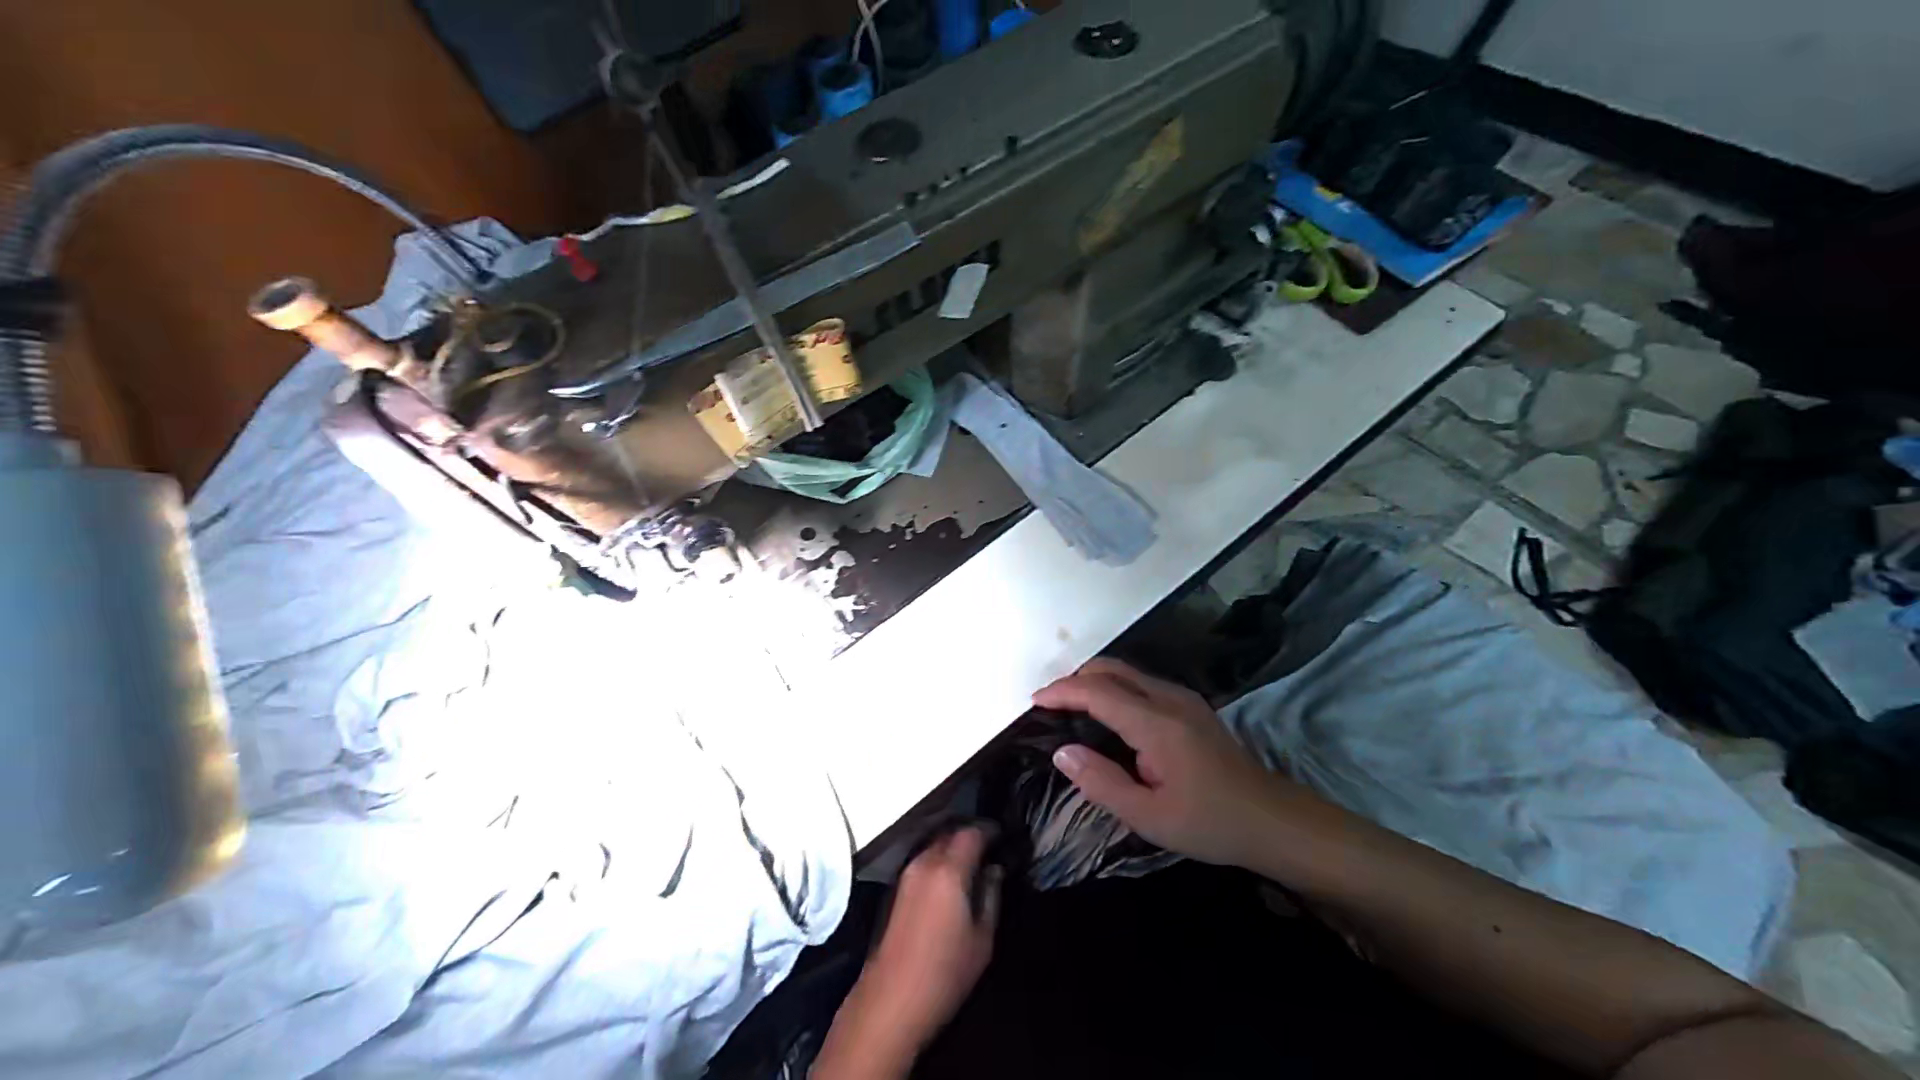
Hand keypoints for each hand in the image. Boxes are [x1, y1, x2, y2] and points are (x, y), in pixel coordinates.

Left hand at [812, 826, 1000, 1079]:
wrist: (892, 999)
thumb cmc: (945, 972)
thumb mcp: (982, 938)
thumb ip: (991, 895)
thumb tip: (994, 869)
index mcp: (948, 870)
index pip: (971, 832)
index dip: (990, 829)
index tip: (1004, 836)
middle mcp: (924, 863)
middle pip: (949, 833)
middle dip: (971, 834)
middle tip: (990, 848)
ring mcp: (906, 874)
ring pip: (934, 844)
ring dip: (953, 846)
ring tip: (973, 863)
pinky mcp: (896, 888)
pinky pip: (923, 860)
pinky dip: (939, 860)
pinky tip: (951, 879)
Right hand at [1035, 658, 1310, 869]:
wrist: (1274, 821)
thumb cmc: (1210, 823)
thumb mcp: (1149, 817)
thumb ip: (1101, 782)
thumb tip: (1062, 753)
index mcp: (1157, 724)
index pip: (1098, 692)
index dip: (1062, 691)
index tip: (1034, 701)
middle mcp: (1169, 699)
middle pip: (1112, 670)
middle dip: (1075, 680)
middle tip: (1049, 705)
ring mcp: (1183, 699)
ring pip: (1127, 673)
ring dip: (1095, 682)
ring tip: (1070, 710)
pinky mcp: (1191, 706)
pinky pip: (1142, 683)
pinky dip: (1114, 689)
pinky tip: (1107, 716)